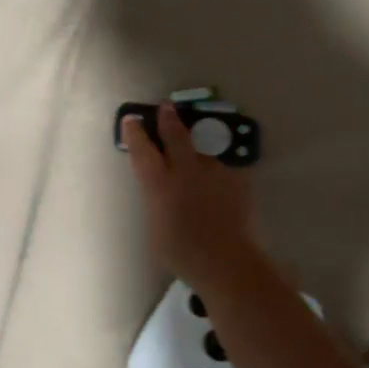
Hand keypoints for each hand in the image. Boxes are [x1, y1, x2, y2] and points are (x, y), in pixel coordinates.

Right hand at [123, 102, 260, 286]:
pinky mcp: (236, 178)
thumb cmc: (182, 253)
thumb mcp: (156, 226)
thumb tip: (161, 190)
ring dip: (197, 141)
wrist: (226, 260)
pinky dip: (218, 166)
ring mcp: (213, 172)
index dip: (135, 133)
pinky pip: (223, 166)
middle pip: (175, 135)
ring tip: (197, 139)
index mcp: (159, 184)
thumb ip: (157, 201)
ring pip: (203, 147)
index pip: (143, 151)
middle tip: (166, 107)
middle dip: (169, 118)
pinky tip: (219, 175)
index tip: (132, 119)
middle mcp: (185, 170)